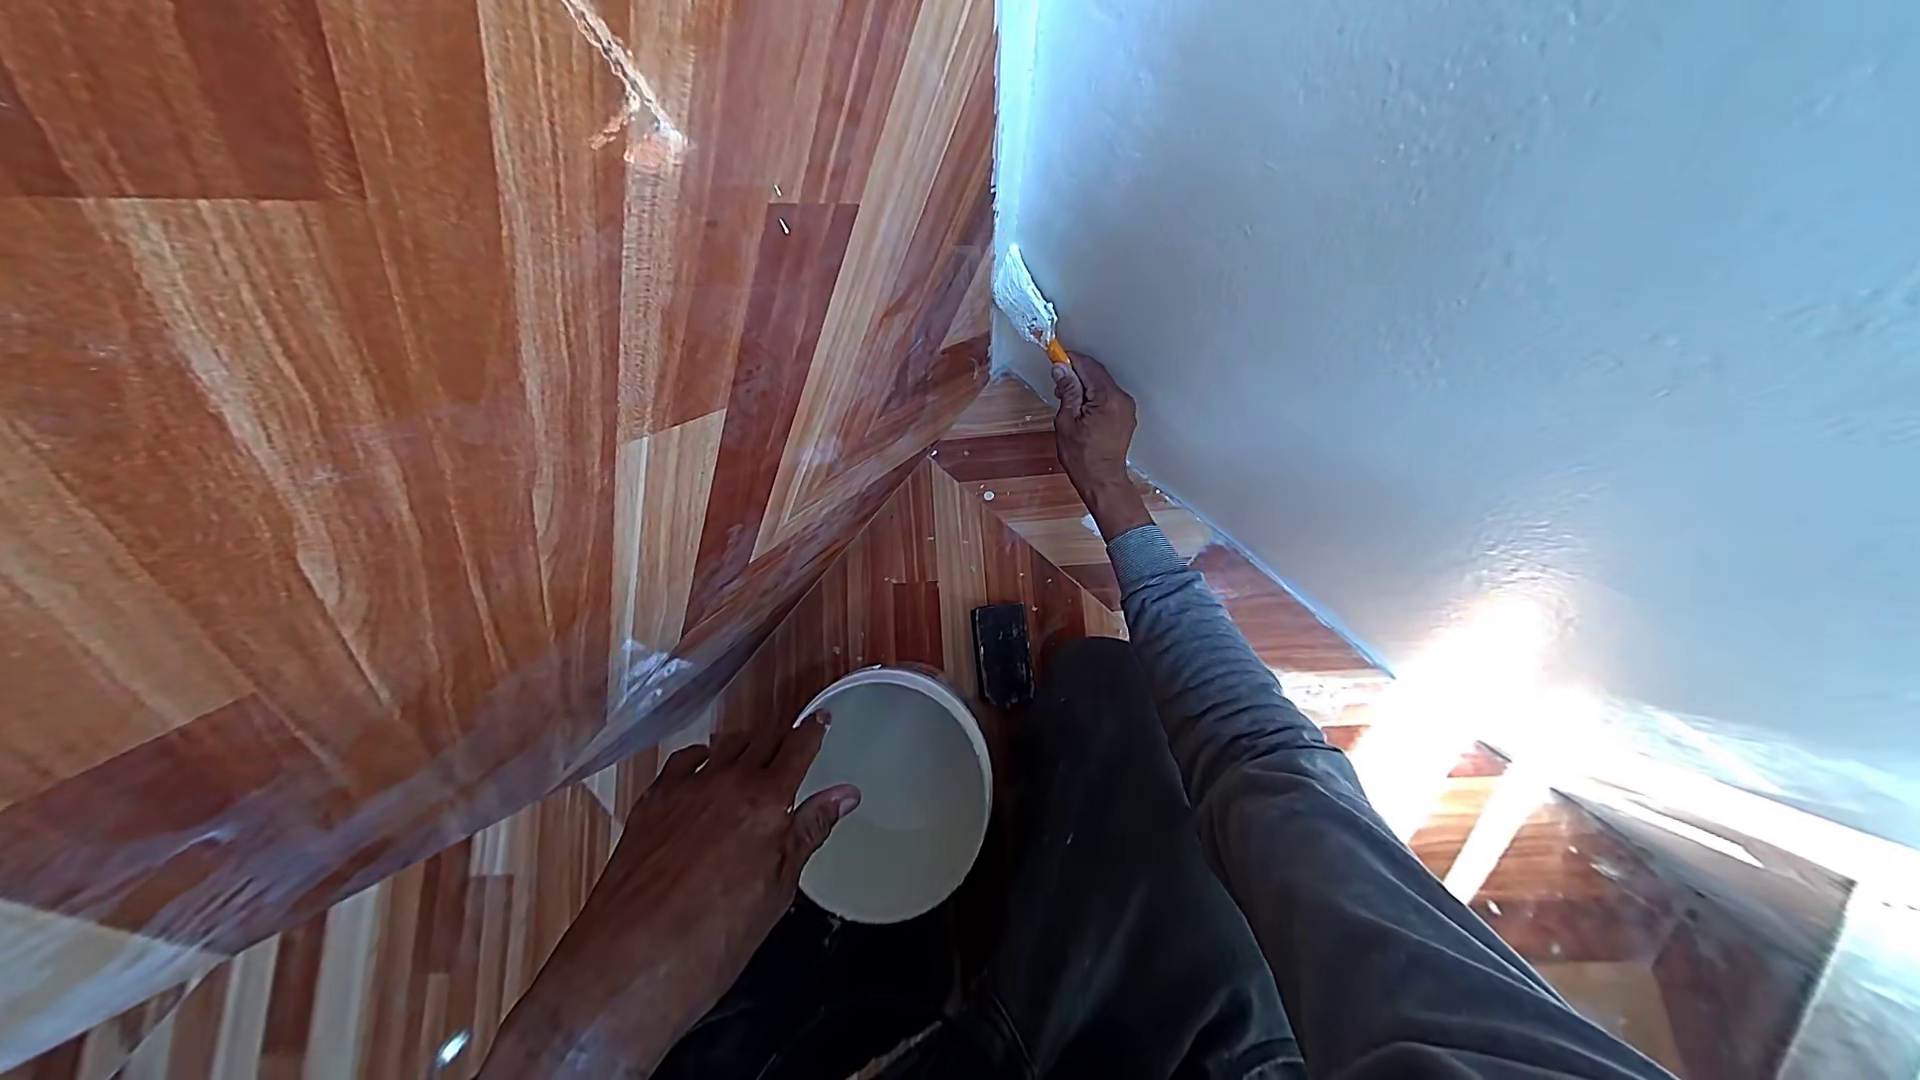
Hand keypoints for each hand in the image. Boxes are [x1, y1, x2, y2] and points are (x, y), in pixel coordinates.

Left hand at [480, 713, 858, 1078]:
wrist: (626, 966)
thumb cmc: (712, 940)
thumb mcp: (777, 890)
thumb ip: (809, 830)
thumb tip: (845, 794)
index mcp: (767, 801)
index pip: (798, 747)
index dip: (813, 729)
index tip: (821, 720)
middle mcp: (728, 782)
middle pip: (763, 738)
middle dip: (782, 735)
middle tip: (793, 741)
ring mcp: (685, 788)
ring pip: (725, 744)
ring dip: (745, 743)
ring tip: (753, 753)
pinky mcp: (652, 802)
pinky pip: (682, 761)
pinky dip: (701, 756)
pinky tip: (704, 767)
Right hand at [1052, 353, 1152, 539]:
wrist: (1102, 480)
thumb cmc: (1083, 458)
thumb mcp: (1066, 421)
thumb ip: (1067, 391)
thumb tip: (1062, 369)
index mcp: (1107, 399)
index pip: (1087, 367)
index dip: (1069, 360)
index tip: (1055, 357)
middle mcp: (1121, 400)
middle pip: (1097, 374)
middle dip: (1076, 375)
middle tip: (1058, 385)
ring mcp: (1126, 408)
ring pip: (1102, 385)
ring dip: (1085, 386)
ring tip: (1068, 402)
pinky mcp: (1126, 416)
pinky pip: (1108, 397)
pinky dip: (1094, 397)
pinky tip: (1081, 409)